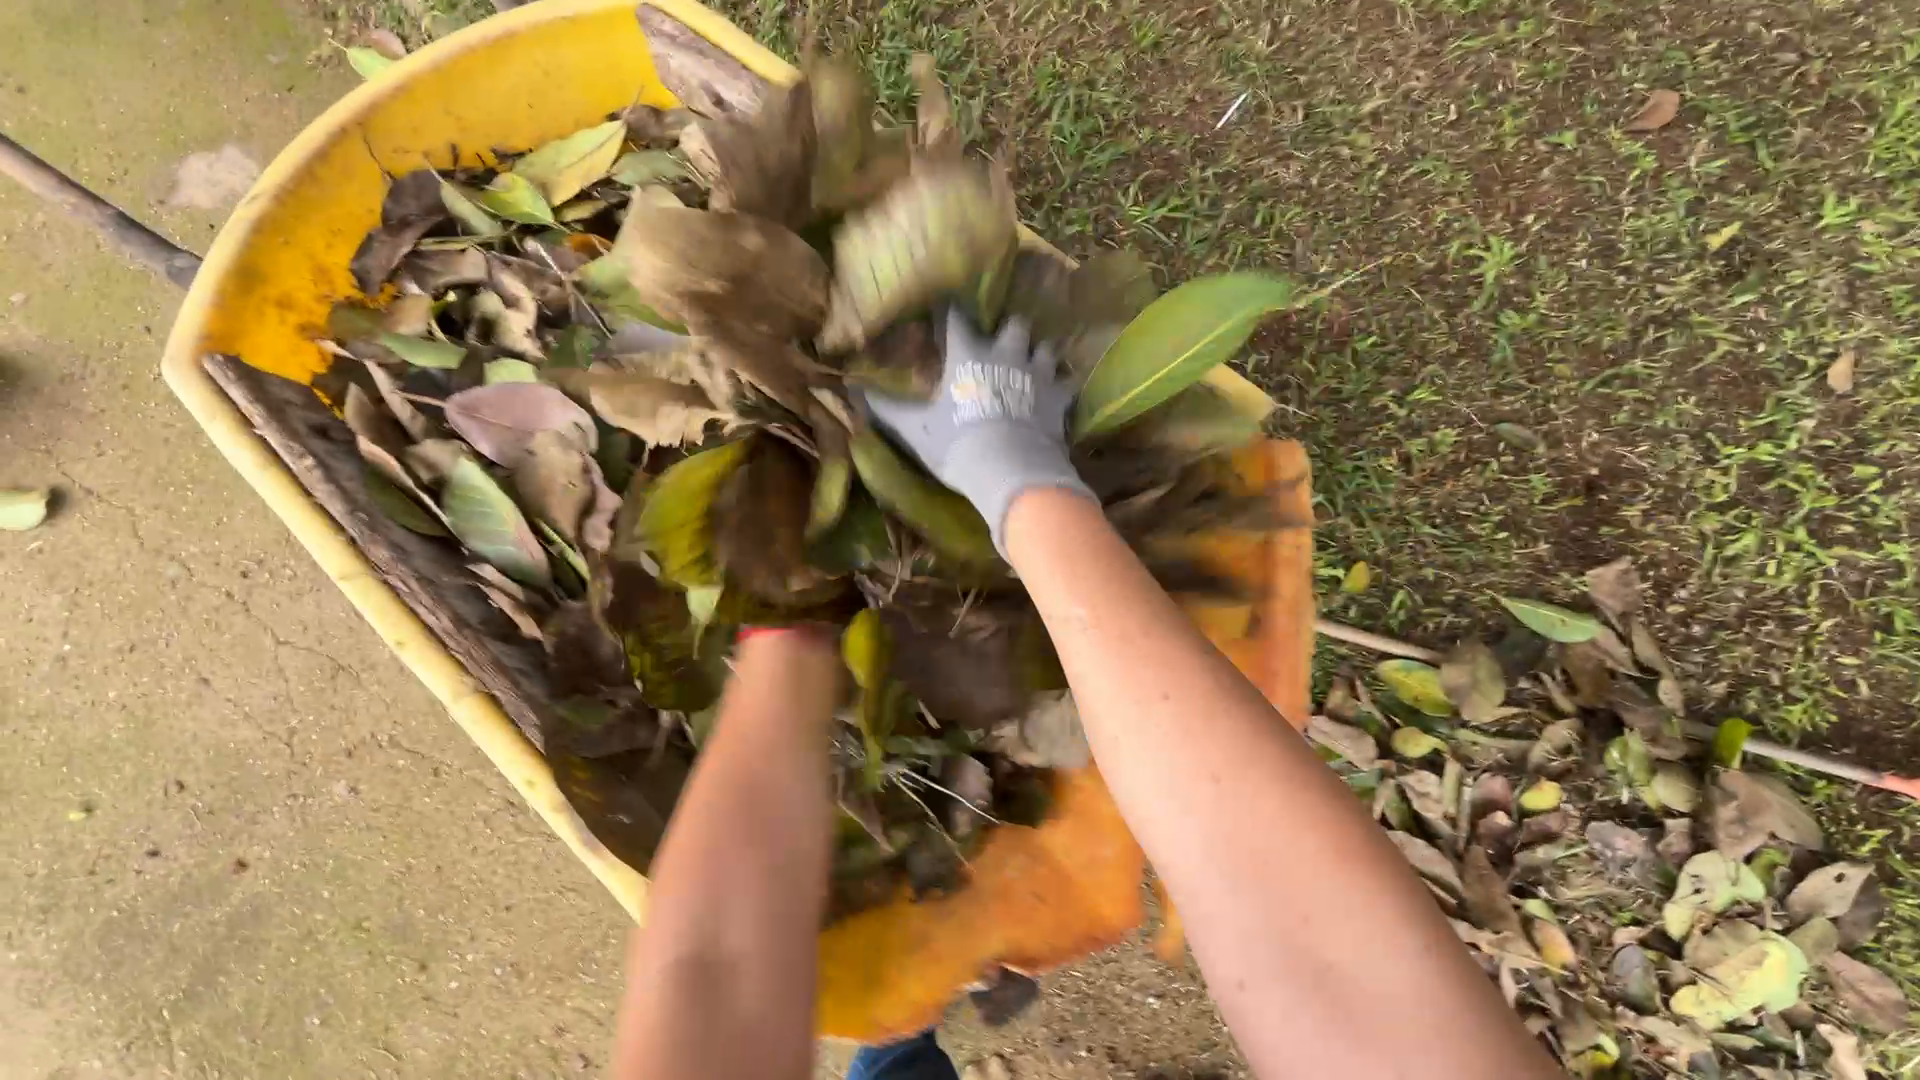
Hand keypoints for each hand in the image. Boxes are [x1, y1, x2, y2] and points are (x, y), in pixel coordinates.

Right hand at [864, 308, 1093, 553]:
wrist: (1012, 471)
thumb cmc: (958, 446)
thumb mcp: (915, 430)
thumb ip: (887, 408)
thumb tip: (854, 390)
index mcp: (969, 354)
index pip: (957, 318)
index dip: (951, 313)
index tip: (947, 311)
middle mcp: (1007, 353)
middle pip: (1014, 323)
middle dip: (1008, 330)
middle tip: (1000, 344)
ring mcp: (1039, 372)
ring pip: (1045, 347)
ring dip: (1037, 354)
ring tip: (1031, 366)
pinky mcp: (1061, 397)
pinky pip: (1067, 381)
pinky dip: (1061, 386)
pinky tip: (1056, 394)